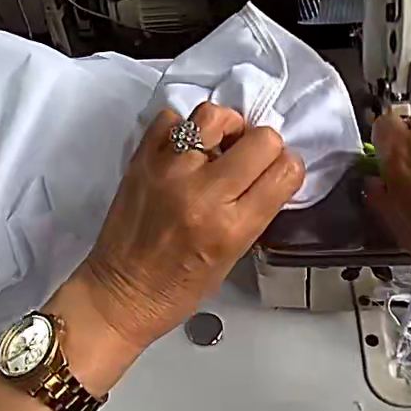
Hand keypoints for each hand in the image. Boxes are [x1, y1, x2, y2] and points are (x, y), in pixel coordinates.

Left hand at [56, 103, 303, 370]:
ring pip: (215, 115)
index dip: (288, 168)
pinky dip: (183, 129)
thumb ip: (257, 210)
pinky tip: (187, 150)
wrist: (122, 294)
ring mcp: (168, 172)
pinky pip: (171, 118)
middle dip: (266, 147)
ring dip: (227, 127)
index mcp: (231, 227)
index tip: (278, 174)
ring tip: (220, 146)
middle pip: (262, 139)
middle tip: (252, 161)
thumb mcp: (235, 255)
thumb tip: (272, 171)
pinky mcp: (141, 161)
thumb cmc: (179, 286)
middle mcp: (202, 194)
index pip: (285, 171)